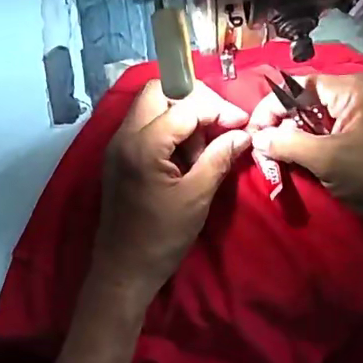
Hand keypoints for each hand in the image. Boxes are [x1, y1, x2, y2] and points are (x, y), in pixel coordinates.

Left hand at [92, 80, 251, 298]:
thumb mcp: (197, 197)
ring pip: (152, 107)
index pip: (183, 104)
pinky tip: (187, 158)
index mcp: (142, 144)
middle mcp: (124, 136)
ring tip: (203, 149)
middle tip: (219, 125)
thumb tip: (243, 133)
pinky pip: (147, 127)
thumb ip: (219, 158)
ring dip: (182, 116)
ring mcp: (118, 145)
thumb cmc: (161, 237)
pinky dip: (170, 132)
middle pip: (159, 92)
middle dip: (195, 101)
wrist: (123, 270)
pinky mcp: (120, 157)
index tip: (241, 124)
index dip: (217, 108)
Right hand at [249, 72, 362, 239]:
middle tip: (264, 151)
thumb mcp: (327, 159)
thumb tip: (258, 138)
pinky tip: (304, 164)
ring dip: (297, 140)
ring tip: (280, 160)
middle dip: (283, 126)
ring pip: (317, 120)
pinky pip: (332, 133)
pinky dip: (314, 148)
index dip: (272, 108)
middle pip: (307, 101)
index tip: (253, 135)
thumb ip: (287, 143)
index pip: (299, 85)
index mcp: (356, 87)